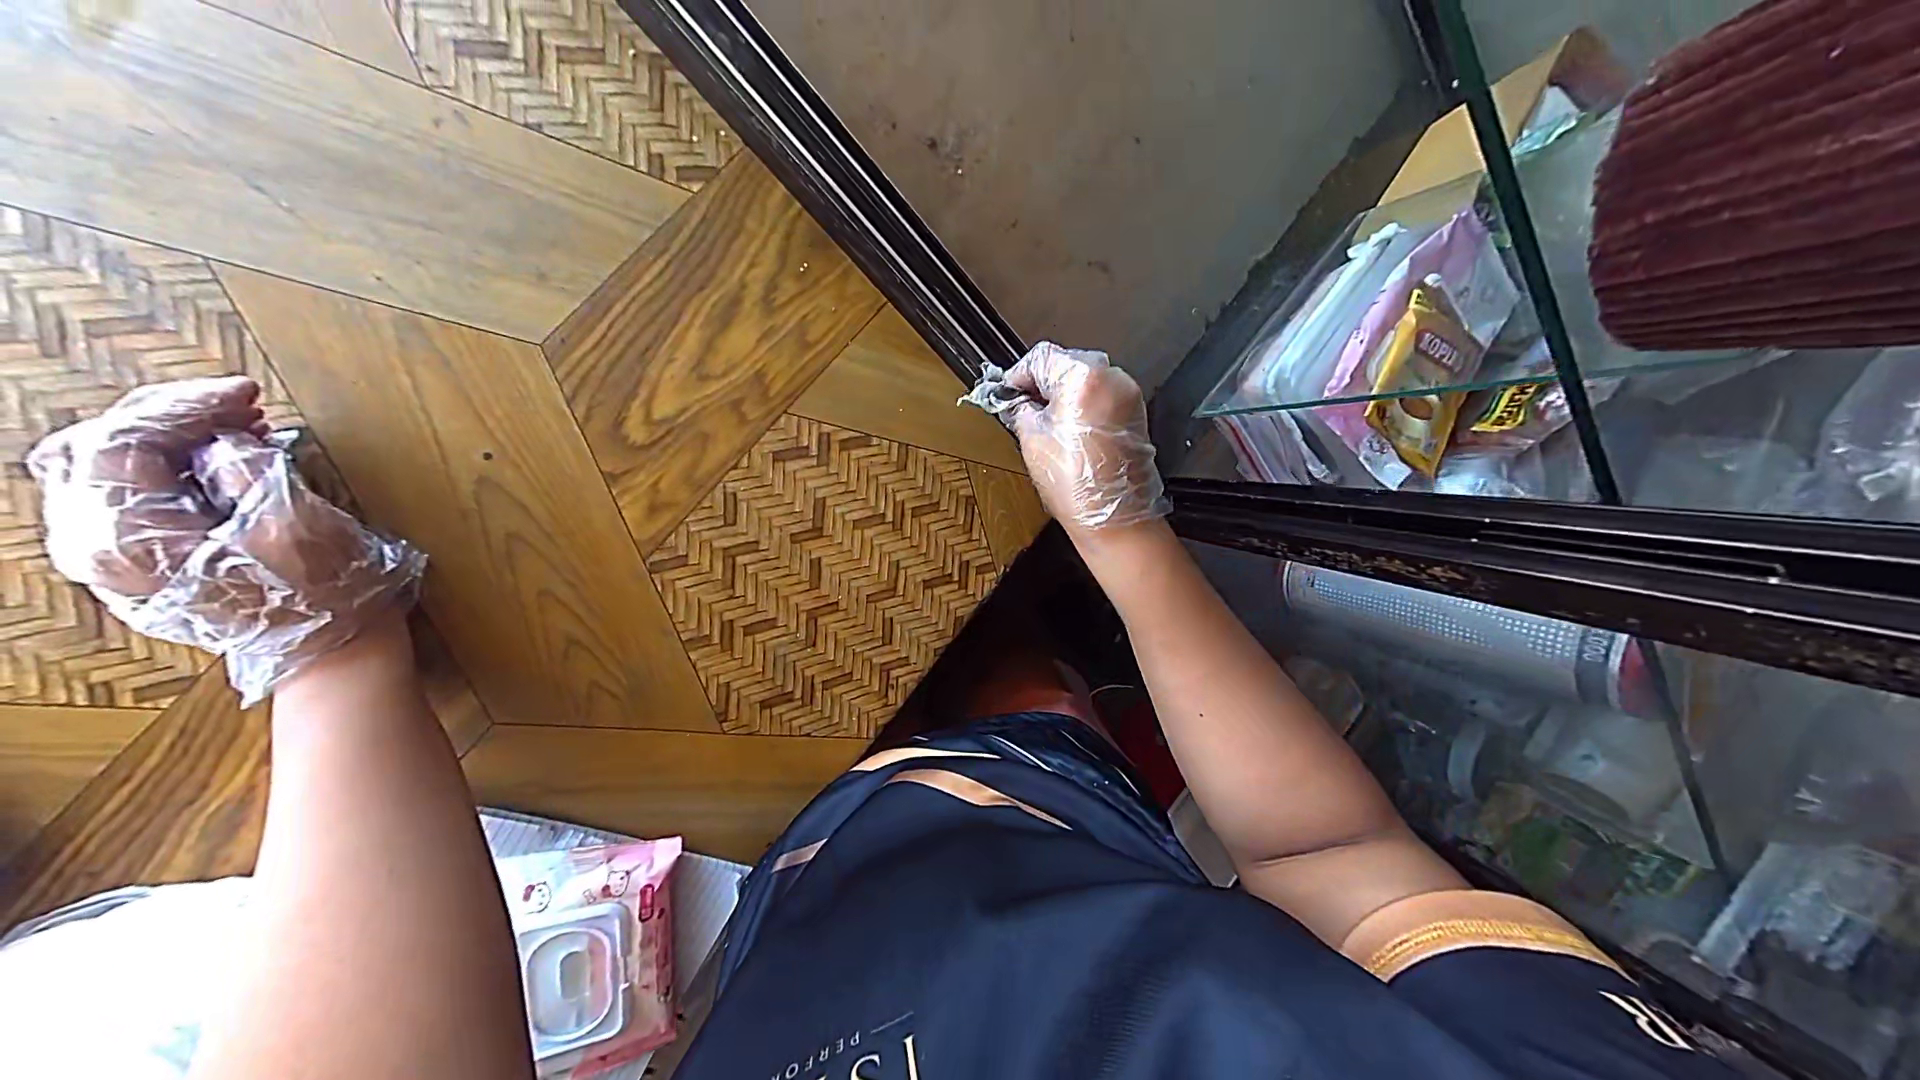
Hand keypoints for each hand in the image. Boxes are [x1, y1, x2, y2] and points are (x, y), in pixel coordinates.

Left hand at [27, 376, 426, 703]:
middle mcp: (97, 548)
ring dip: (171, 439)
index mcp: (126, 538)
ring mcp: (118, 558)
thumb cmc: (323, 594)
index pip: (120, 439)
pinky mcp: (147, 562)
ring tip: (240, 430)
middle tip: (242, 408)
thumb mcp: (293, 524)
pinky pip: (135, 496)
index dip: (184, 405)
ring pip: (110, 470)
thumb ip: (245, 469)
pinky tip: (224, 463)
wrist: (333, 651)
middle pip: (97, 449)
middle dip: (170, 417)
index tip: (249, 393)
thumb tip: (226, 443)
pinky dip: (173, 467)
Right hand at [1005, 342, 1168, 531]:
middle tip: (1022, 406)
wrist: (1115, 519)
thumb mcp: (1033, 441)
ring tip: (1046, 422)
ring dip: (1063, 394)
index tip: (1008, 390)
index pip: (1041, 357)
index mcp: (1083, 378)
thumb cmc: (1079, 488)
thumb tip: (1015, 400)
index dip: (1018, 374)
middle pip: (1065, 363)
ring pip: (1085, 379)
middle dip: (1042, 383)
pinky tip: (1069, 430)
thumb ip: (1021, 410)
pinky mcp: (1135, 412)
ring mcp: (1127, 394)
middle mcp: (1111, 378)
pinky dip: (1083, 405)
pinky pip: (1102, 395)